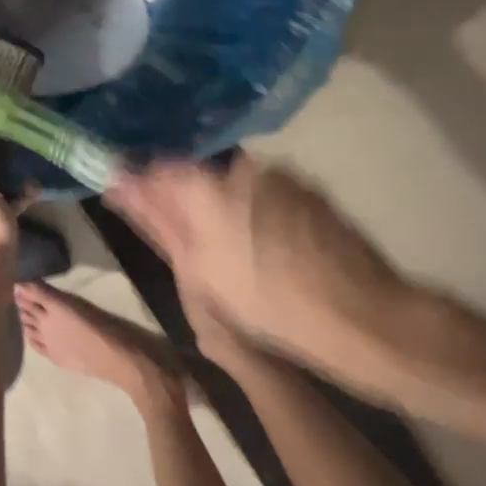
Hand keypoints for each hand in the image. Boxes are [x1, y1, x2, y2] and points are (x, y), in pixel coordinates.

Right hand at [107, 153, 412, 377]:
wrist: (363, 316)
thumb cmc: (269, 304)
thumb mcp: (201, 273)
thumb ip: (160, 223)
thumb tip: (123, 189)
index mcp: (208, 187)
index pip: (158, 169)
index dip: (143, 187)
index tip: (130, 201)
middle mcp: (243, 169)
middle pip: (198, 176)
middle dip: (187, 201)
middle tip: (187, 240)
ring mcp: (283, 176)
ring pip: (234, 185)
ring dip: (223, 207)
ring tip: (231, 251)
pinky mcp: (311, 191)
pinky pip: (267, 194)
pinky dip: (256, 214)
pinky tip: (266, 250)